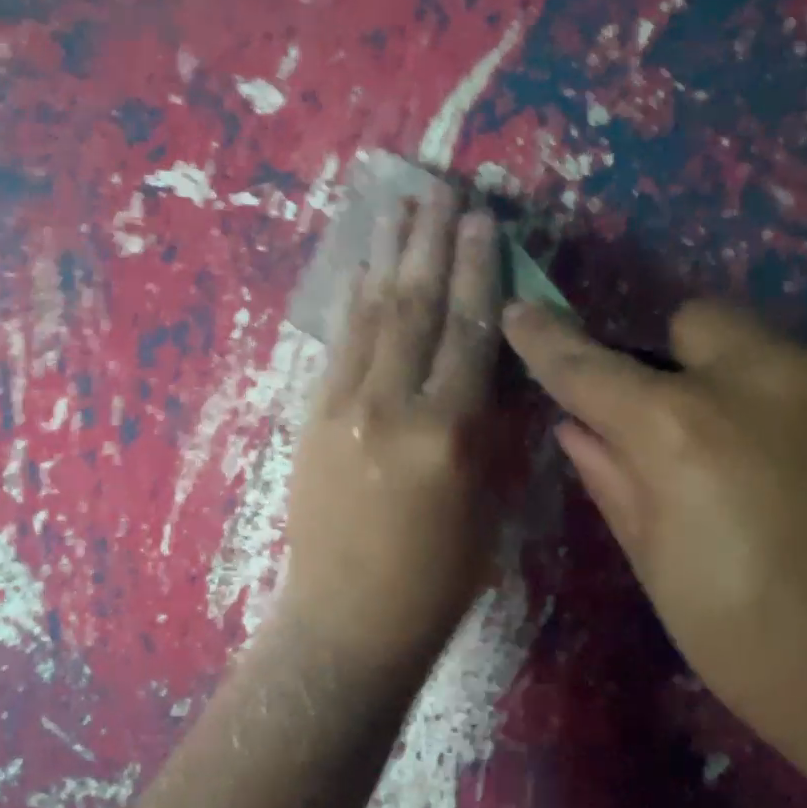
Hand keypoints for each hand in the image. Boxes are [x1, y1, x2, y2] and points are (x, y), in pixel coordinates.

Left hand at [282, 185, 502, 664]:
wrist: (347, 617)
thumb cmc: (436, 576)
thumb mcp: (488, 503)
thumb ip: (492, 425)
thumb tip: (495, 358)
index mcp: (448, 433)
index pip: (469, 332)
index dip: (478, 270)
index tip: (483, 219)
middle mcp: (390, 407)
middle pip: (416, 307)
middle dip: (430, 244)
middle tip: (439, 190)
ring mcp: (341, 407)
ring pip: (371, 316)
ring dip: (386, 257)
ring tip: (397, 206)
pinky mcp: (311, 417)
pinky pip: (335, 346)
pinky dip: (348, 303)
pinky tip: (358, 269)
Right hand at [501, 299, 806, 807]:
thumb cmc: (797, 673)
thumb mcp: (679, 591)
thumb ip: (620, 490)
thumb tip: (580, 427)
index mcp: (688, 435)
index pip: (589, 365)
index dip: (548, 339)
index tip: (523, 310)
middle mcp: (782, 379)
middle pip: (705, 322)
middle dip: (698, 365)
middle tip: (726, 435)